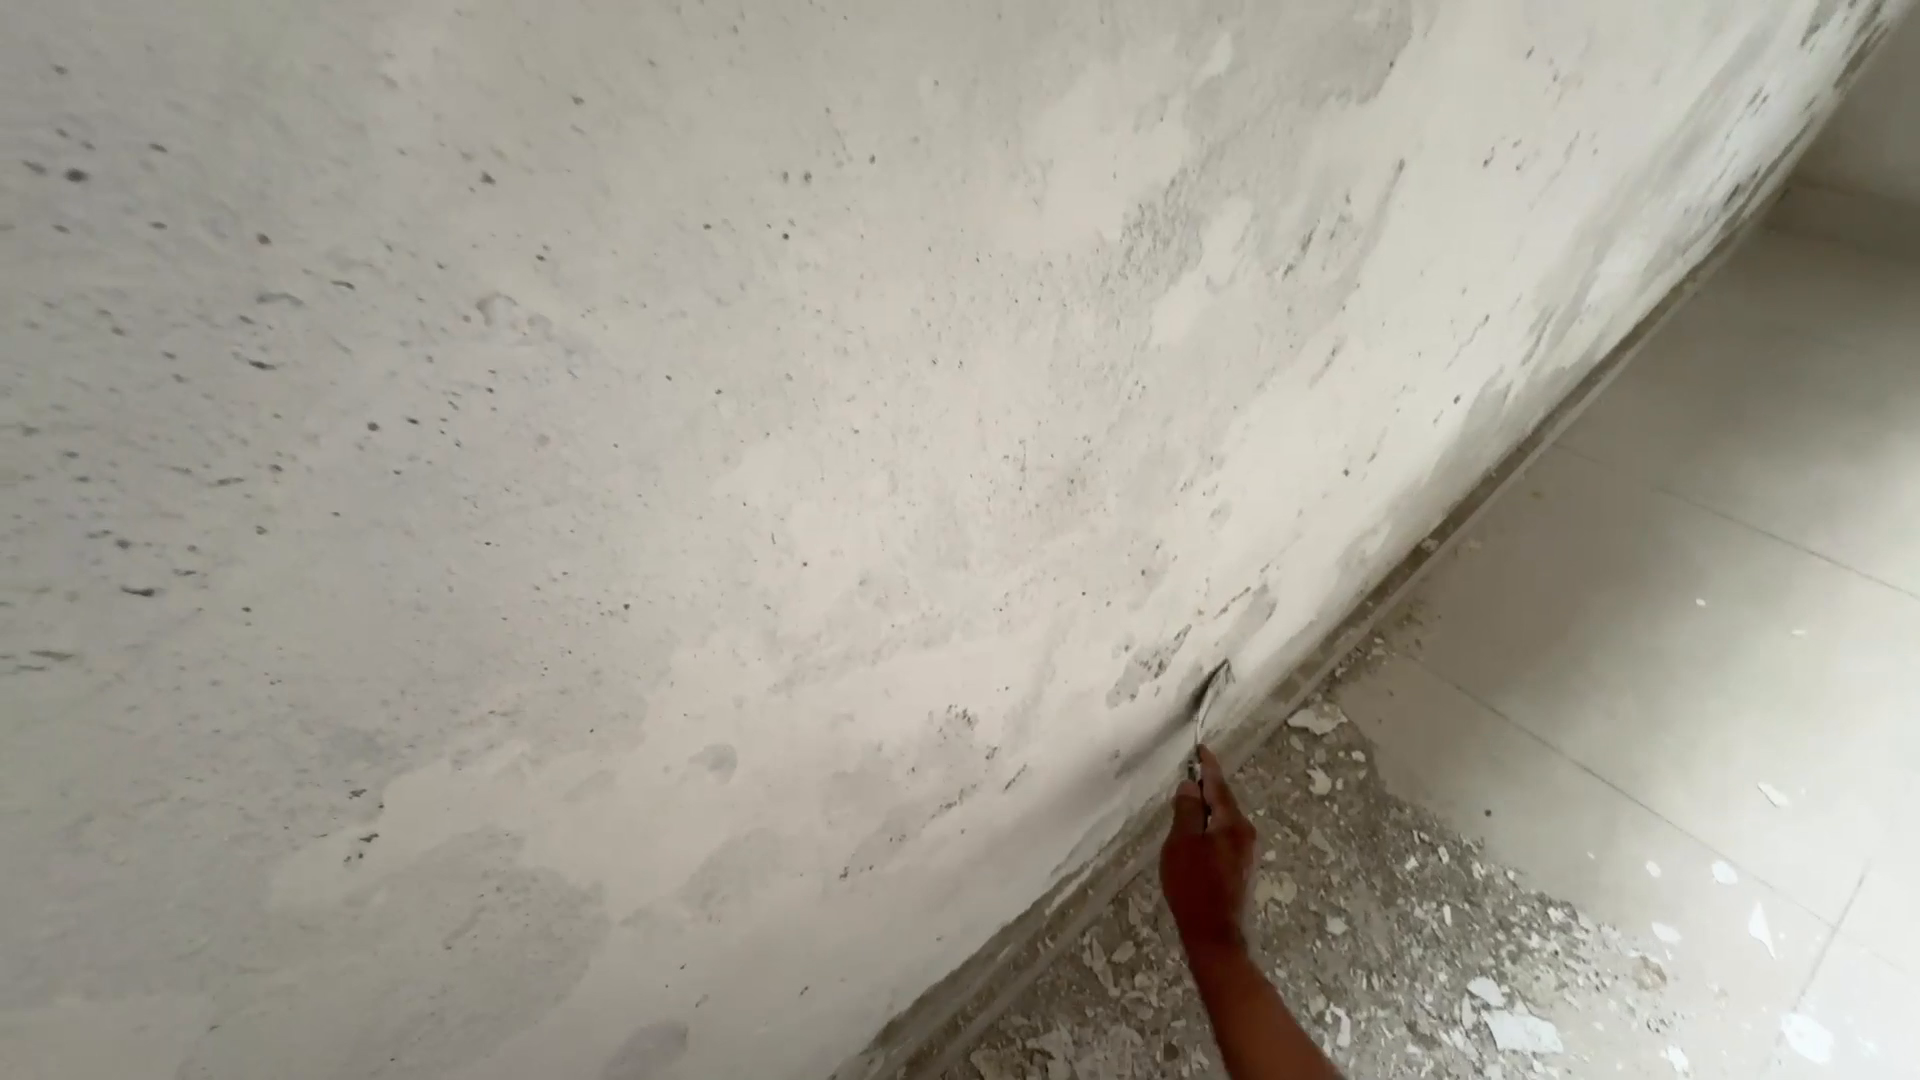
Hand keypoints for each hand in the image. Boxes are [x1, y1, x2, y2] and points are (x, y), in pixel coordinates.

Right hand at [1159, 745, 1256, 958]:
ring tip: (1184, 808)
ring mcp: (1246, 853)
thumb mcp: (1182, 843)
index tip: (1201, 748)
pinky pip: (1223, 836)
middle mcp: (1246, 834)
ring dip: (1205, 811)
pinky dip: (1209, 829)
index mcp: (1233, 823)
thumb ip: (1186, 811)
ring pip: (1223, 820)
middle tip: (1185, 778)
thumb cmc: (1194, 886)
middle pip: (1223, 802)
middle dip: (1204, 789)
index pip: (1218, 785)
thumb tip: (1191, 785)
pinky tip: (1193, 837)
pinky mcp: (1241, 869)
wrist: (1216, 937)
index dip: (1208, 765)